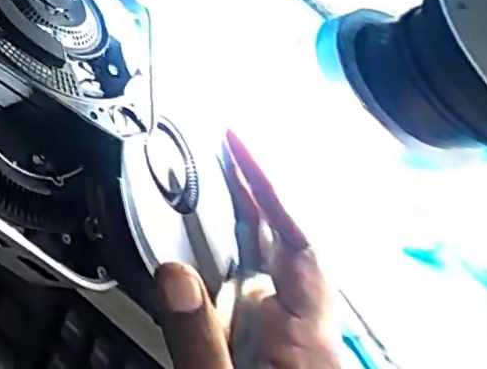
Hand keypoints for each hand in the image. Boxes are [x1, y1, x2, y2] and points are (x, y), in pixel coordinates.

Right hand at [155, 133, 337, 368]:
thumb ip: (198, 341)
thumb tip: (175, 273)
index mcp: (304, 342)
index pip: (296, 243)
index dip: (269, 184)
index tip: (238, 139)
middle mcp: (311, 335)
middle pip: (289, 240)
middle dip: (254, 185)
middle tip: (216, 139)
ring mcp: (300, 343)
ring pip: (279, 259)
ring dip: (247, 209)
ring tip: (213, 168)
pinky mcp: (283, 350)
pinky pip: (264, 279)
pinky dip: (241, 242)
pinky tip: (220, 232)